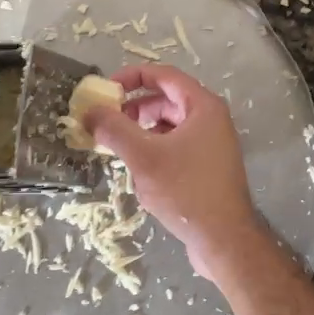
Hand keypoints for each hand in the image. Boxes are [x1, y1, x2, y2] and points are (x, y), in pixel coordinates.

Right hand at [85, 64, 263, 275]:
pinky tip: (141, 175)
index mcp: (203, 106)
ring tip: (120, 152)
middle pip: (166, 100)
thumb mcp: (144, 157)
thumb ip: (114, 129)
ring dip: (143, 134)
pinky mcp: (207, 167)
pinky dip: (155, 152)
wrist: (224, 239)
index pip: (164, 75)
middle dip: (134, 109)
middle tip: (107, 124)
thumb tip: (90, 111)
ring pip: (169, 127)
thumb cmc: (186, 190)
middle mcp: (211, 119)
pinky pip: (176, 148)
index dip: (133, 76)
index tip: (105, 88)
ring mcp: (212, 144)